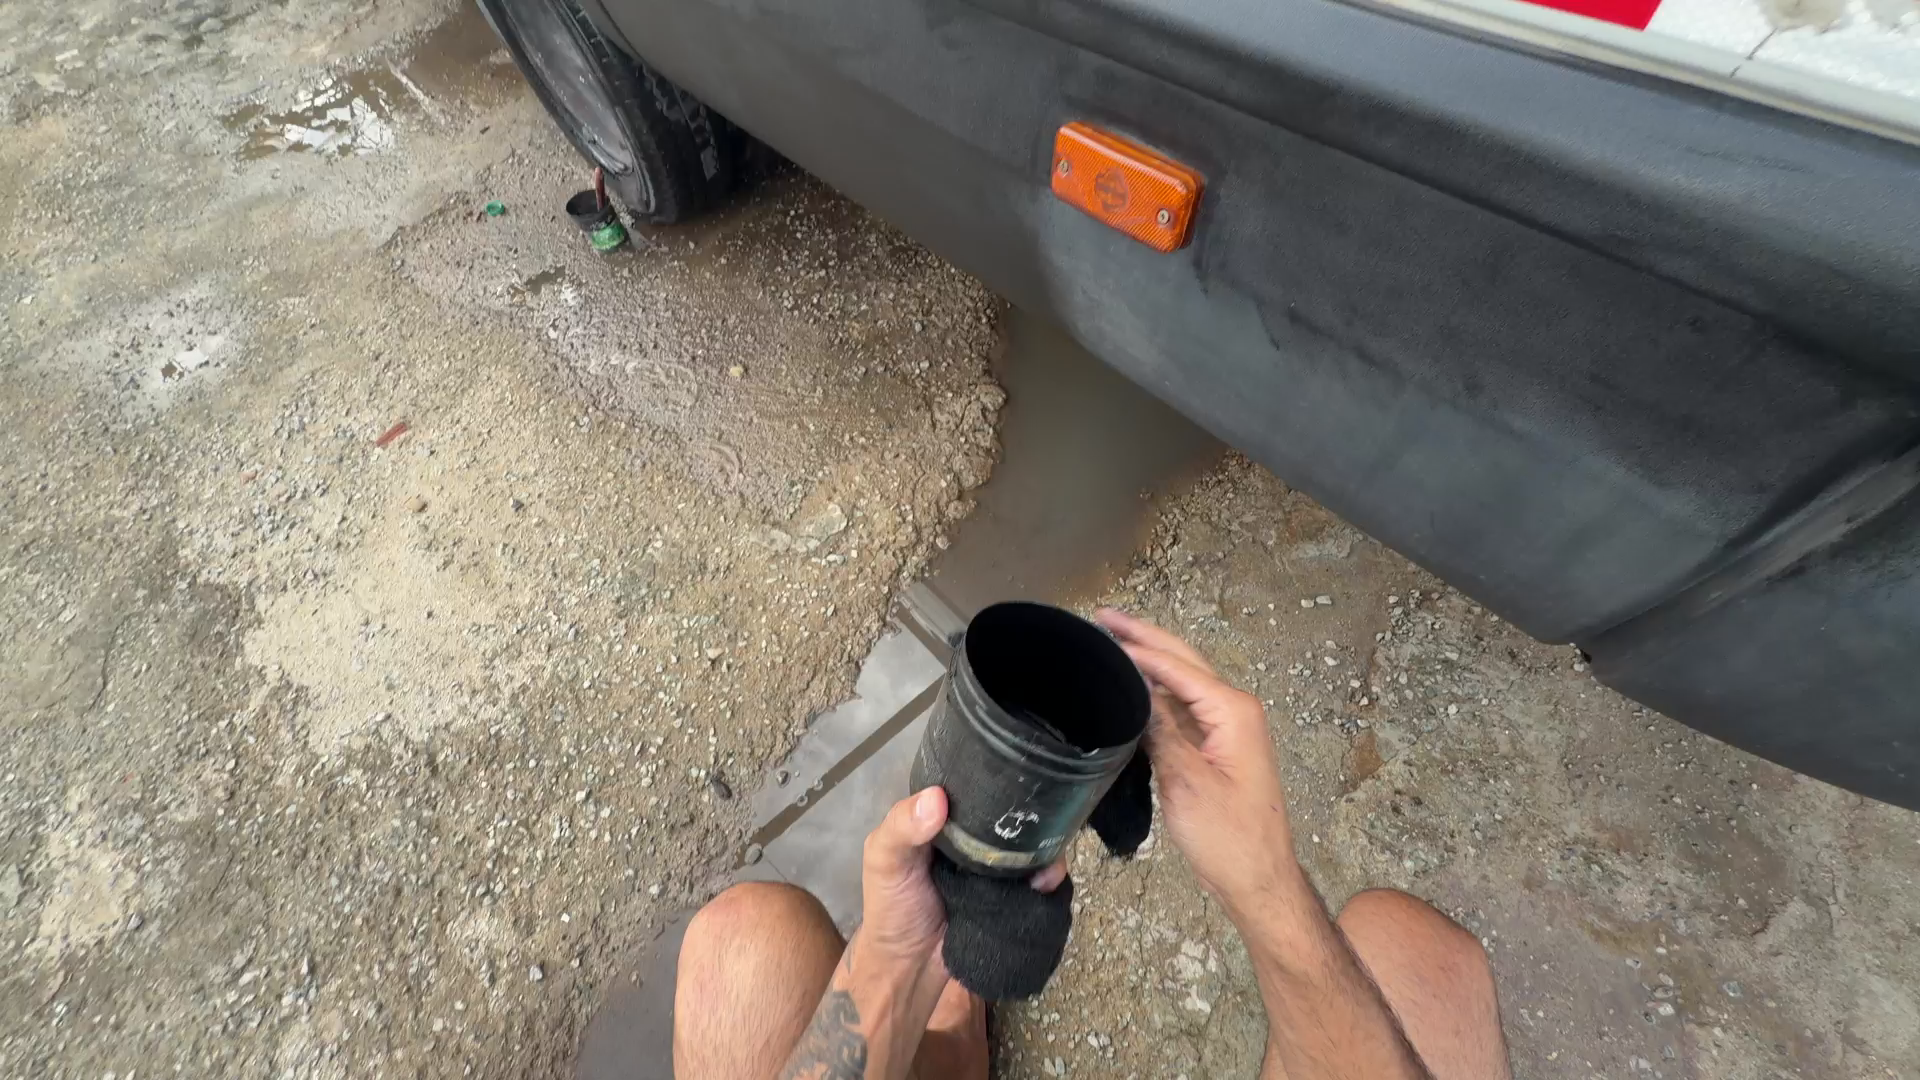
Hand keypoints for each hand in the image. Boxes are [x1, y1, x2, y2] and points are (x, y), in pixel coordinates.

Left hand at [856, 788, 1070, 971]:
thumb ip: (901, 826)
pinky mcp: (1010, 894)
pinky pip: (1036, 876)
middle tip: (1042, 816)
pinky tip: (1048, 881)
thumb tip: (937, 797)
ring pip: (1027, 842)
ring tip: (1048, 857)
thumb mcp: (884, 858)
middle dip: (1027, 812)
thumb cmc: (891, 906)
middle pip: (1005, 813)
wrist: (910, 970)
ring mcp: (994, 865)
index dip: (991, 775)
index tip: (1014, 770)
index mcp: (942, 816)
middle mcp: (972, 836)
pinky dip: (1048, 875)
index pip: (972, 784)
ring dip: (1043, 845)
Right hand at [1097, 609, 1300, 917]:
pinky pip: (1180, 704)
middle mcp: (1232, 709)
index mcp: (1233, 710)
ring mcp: (1225, 725)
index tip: (1098, 633)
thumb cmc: (1228, 836)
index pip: (1175, 667)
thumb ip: (1160, 728)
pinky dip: (1154, 687)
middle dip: (1143, 635)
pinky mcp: (1214, 743)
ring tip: (1111, 638)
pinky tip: (1131, 683)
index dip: (1136, 649)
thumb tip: (1134, 685)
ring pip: (1181, 678)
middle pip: (1182, 660)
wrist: (1258, 879)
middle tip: (1102, 616)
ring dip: (1148, 657)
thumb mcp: (1187, 780)